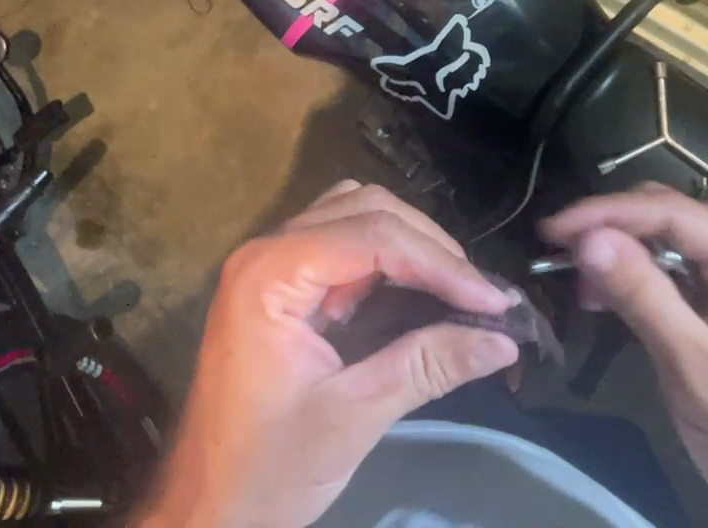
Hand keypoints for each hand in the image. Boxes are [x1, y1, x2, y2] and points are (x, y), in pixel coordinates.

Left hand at [136, 181, 519, 527]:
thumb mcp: (352, 417)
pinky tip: (411, 292)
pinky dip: (384, 258)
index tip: (492, 300)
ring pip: (353, 215)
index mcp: (271, 273)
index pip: (372, 234)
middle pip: (363, 209)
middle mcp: (267, 250)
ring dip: (407, 243)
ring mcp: (271, 264)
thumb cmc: (266, 469)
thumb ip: (425, 366)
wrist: (206, 510)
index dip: (439, 262)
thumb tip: (501, 339)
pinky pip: (341, 244)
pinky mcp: (281, 285)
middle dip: (427, 245)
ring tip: (451, 288)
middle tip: (475, 294)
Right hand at [541, 183, 707, 527]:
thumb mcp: (697, 374)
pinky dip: (631, 275)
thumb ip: (645, 299)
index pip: (678, 215)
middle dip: (610, 227)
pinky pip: (670, 267)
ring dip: (616, 250)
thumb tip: (587, 239)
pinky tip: (599, 294)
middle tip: (555, 250)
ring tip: (572, 276)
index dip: (610, 213)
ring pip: (664, 237)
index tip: (553, 229)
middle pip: (670, 216)